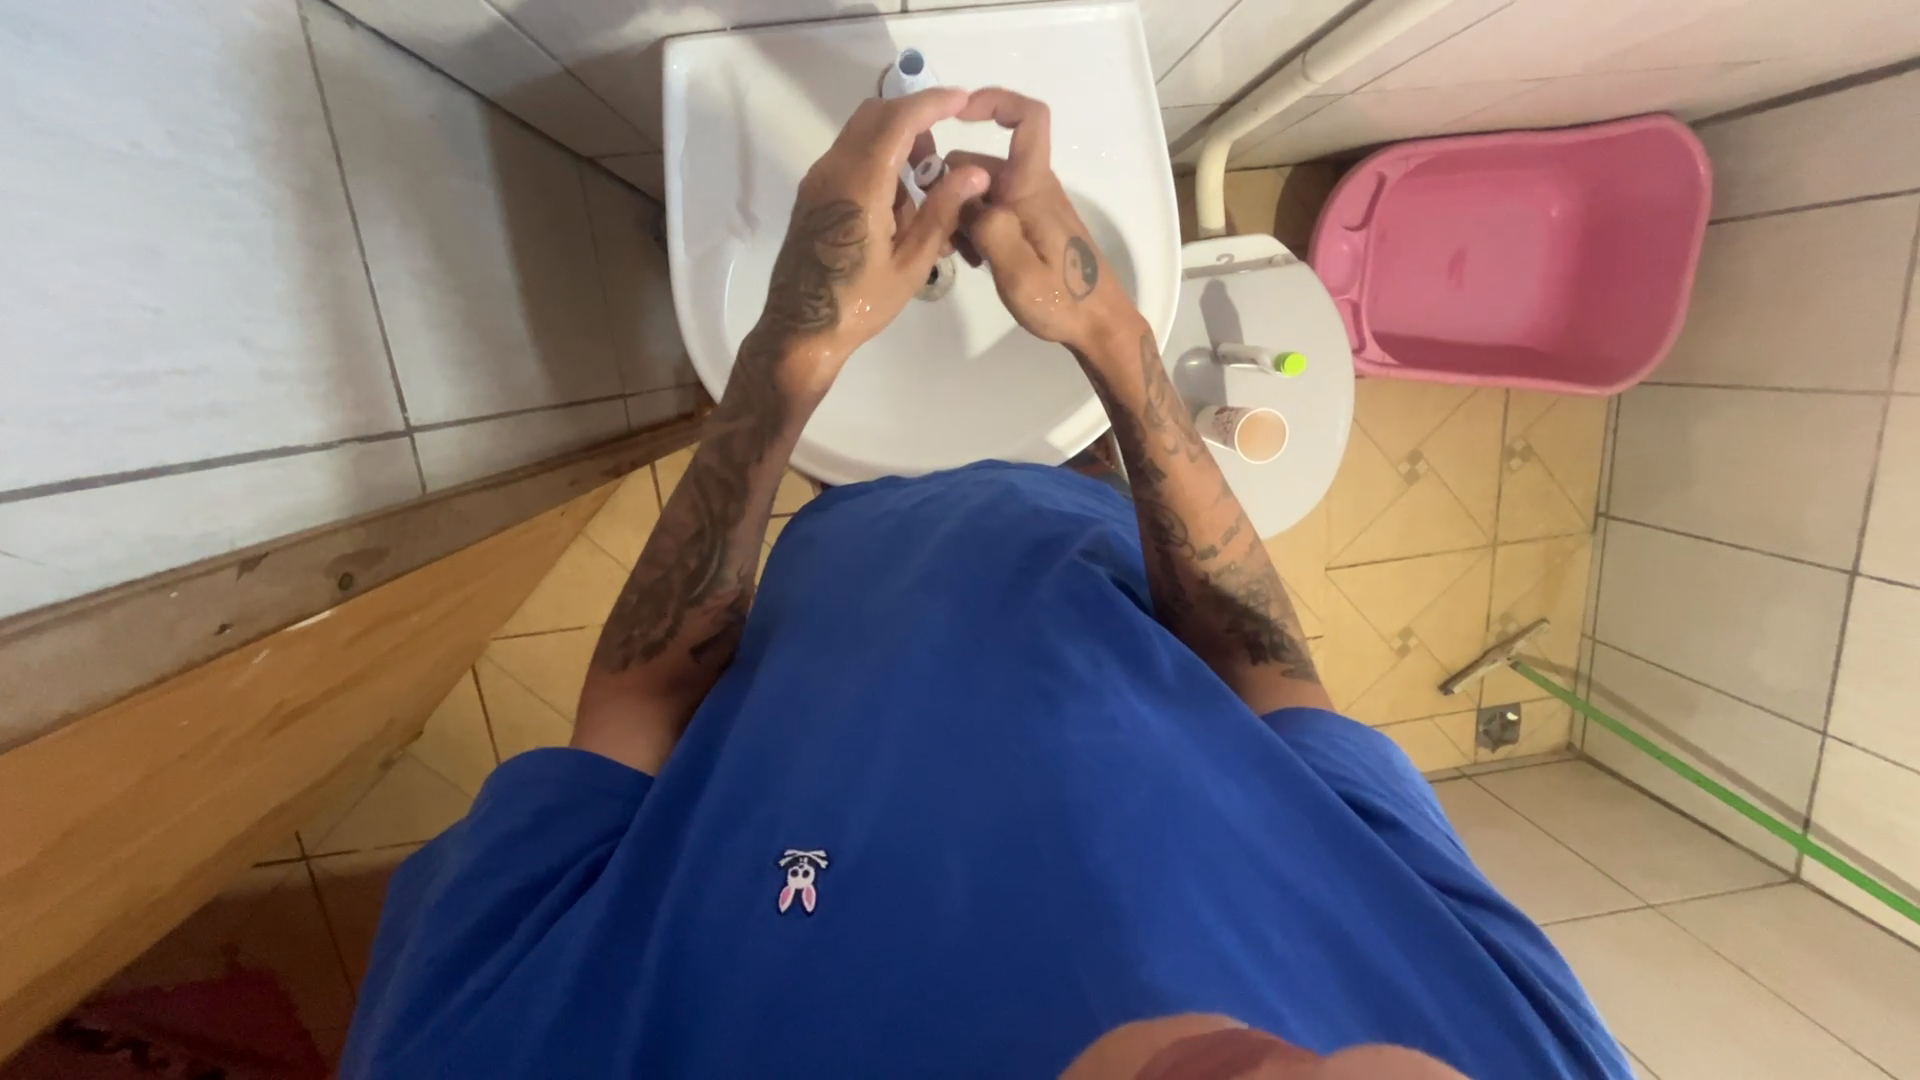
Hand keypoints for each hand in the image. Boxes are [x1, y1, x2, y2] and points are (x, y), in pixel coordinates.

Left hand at [754, 88, 990, 399]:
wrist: (801, 330)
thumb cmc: (861, 304)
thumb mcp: (911, 264)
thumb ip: (942, 213)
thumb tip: (974, 173)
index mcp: (862, 184)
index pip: (900, 120)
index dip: (934, 103)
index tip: (962, 100)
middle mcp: (834, 169)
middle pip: (876, 116)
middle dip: (914, 124)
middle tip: (939, 163)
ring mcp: (817, 180)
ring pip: (861, 137)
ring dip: (894, 148)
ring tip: (918, 201)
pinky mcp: (811, 195)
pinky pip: (848, 160)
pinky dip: (876, 167)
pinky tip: (892, 213)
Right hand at [950, 89, 1145, 354]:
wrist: (1098, 325)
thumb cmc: (1062, 301)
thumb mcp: (1017, 272)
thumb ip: (988, 228)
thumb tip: (962, 193)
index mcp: (1032, 189)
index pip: (1026, 119)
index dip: (994, 102)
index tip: (958, 113)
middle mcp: (1032, 190)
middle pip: (983, 164)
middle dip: (953, 188)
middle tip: (942, 234)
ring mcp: (1032, 210)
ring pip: (983, 192)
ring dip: (962, 215)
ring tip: (959, 255)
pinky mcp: (1031, 229)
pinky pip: (993, 214)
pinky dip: (977, 228)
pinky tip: (975, 259)